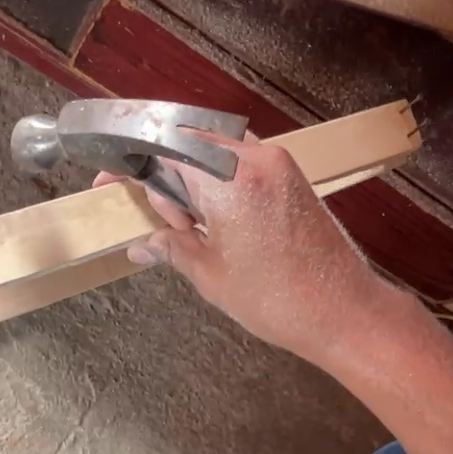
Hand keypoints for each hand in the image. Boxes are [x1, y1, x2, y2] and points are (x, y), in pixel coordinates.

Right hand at [104, 137, 396, 361]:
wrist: (343, 311)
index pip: (162, 147)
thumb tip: (141, 245)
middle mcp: (254, 158)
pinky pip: (238, 162)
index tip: (109, 180)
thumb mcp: (210, 275)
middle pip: (186, 142)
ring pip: (212, 151)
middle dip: (162, 175)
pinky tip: (214, 221)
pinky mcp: (289, 176)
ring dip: (189, 179)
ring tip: (192, 228)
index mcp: (228, 180)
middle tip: (162, 224)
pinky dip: (215, 182)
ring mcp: (276, 163)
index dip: (128, 161)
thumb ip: (171, 248)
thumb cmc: (278, 300)